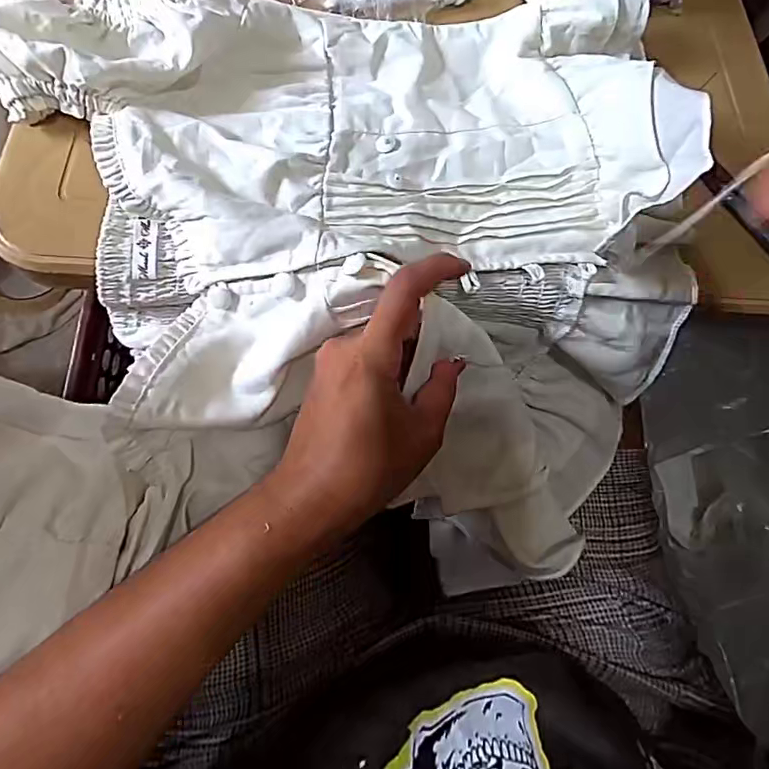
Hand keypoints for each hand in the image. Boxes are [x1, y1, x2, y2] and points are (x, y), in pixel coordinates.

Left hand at [266, 253, 469, 538]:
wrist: (307, 498)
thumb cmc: (366, 470)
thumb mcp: (421, 434)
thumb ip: (440, 389)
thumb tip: (448, 363)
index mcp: (368, 354)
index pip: (402, 291)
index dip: (433, 270)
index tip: (460, 270)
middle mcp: (343, 346)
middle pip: (392, 319)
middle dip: (423, 334)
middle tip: (438, 375)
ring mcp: (328, 359)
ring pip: (378, 337)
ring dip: (404, 353)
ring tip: (412, 401)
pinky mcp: (322, 375)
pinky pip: (362, 353)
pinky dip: (386, 364)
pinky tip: (391, 404)